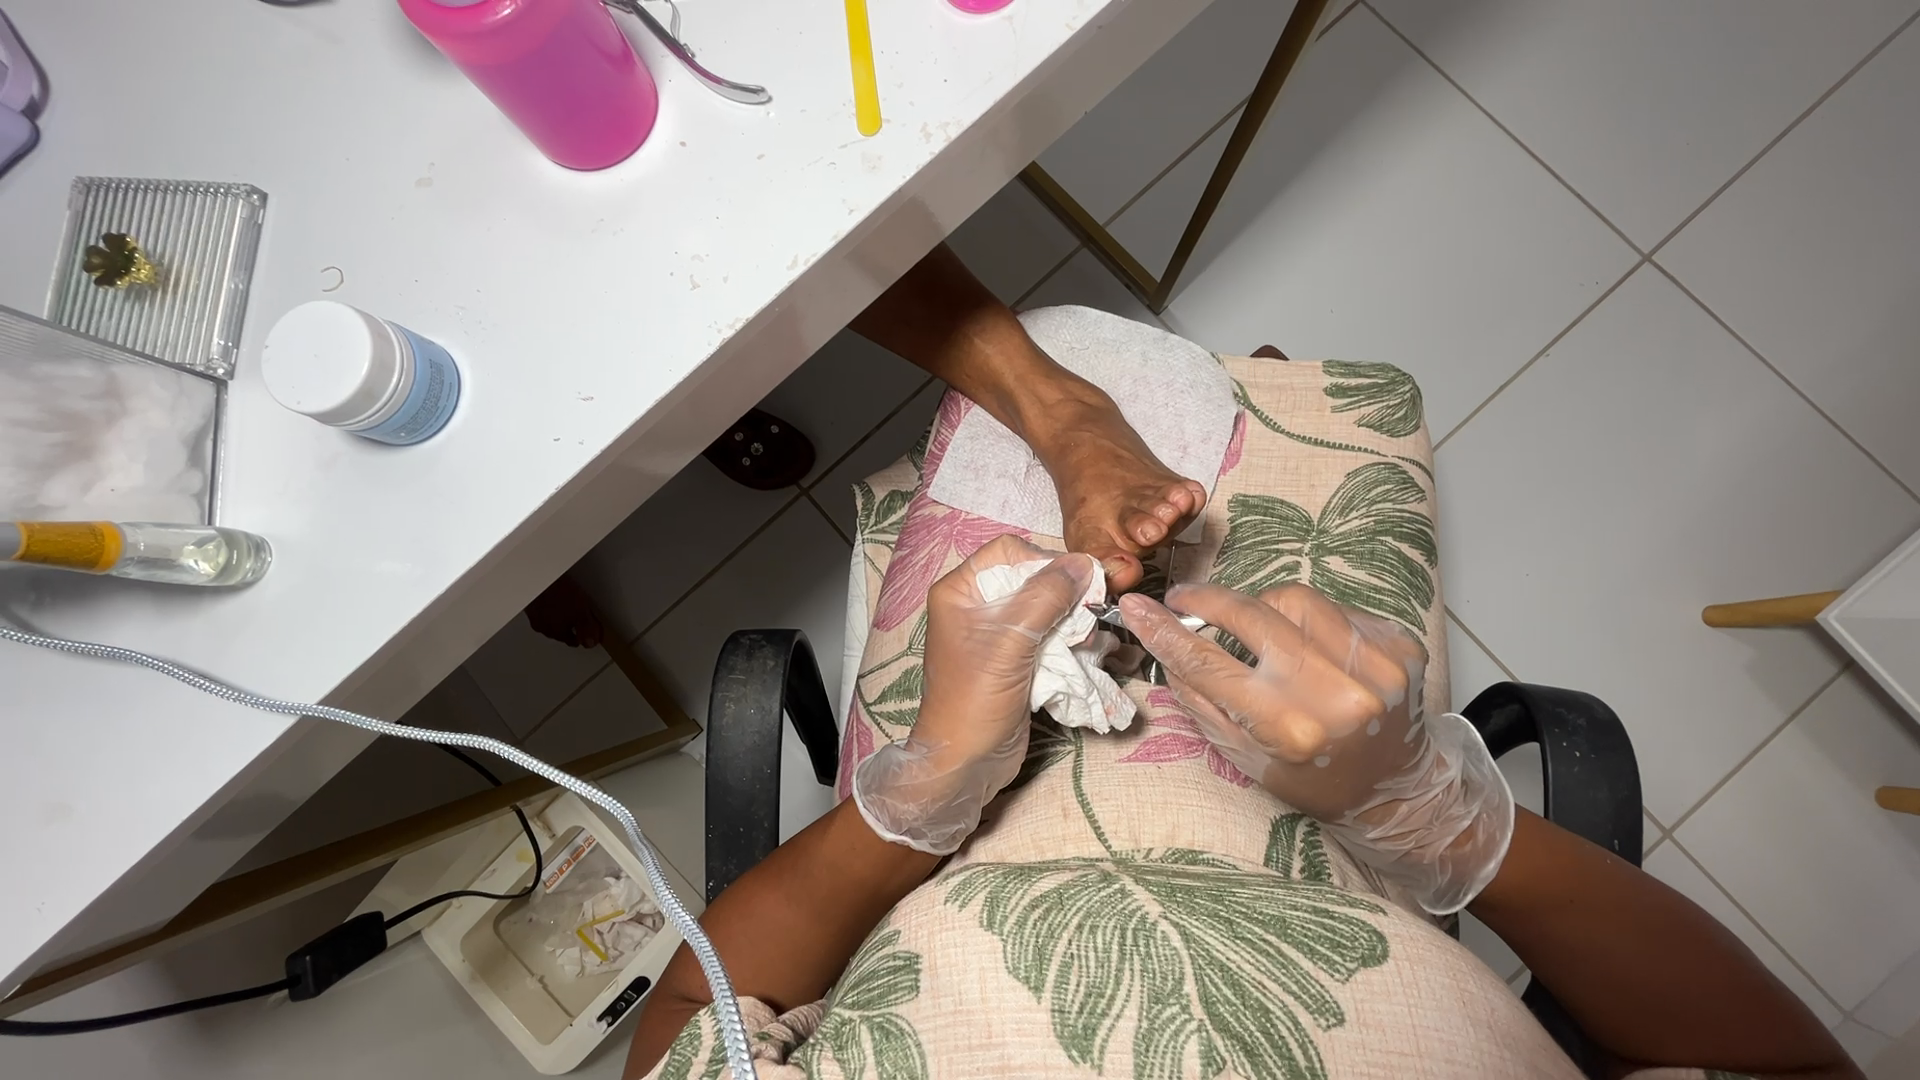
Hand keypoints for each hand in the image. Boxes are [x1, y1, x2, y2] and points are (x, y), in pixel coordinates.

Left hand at [853, 535, 1095, 853]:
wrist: (965, 764)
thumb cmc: (974, 701)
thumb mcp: (1010, 643)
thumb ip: (1045, 598)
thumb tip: (1082, 562)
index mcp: (960, 590)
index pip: (1009, 551)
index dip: (1045, 560)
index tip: (1078, 582)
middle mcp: (976, 604)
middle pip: (1031, 577)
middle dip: (1064, 593)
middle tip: (1090, 611)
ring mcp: (996, 631)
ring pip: (1045, 607)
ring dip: (1071, 620)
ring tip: (1087, 638)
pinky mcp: (1014, 656)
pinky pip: (1047, 634)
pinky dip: (1067, 641)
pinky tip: (1084, 653)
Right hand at [1119, 583, 1512, 913]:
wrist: (1398, 791)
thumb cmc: (1309, 779)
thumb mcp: (1242, 754)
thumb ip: (1199, 697)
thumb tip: (1164, 640)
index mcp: (1288, 728)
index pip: (1206, 663)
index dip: (1163, 631)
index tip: (1136, 607)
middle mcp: (1334, 692)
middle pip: (1249, 614)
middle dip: (1206, 599)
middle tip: (1184, 598)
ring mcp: (1374, 663)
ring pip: (1291, 598)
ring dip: (1261, 608)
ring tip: (1257, 631)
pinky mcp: (1399, 643)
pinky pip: (1331, 607)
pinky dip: (1306, 619)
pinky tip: (1308, 645)